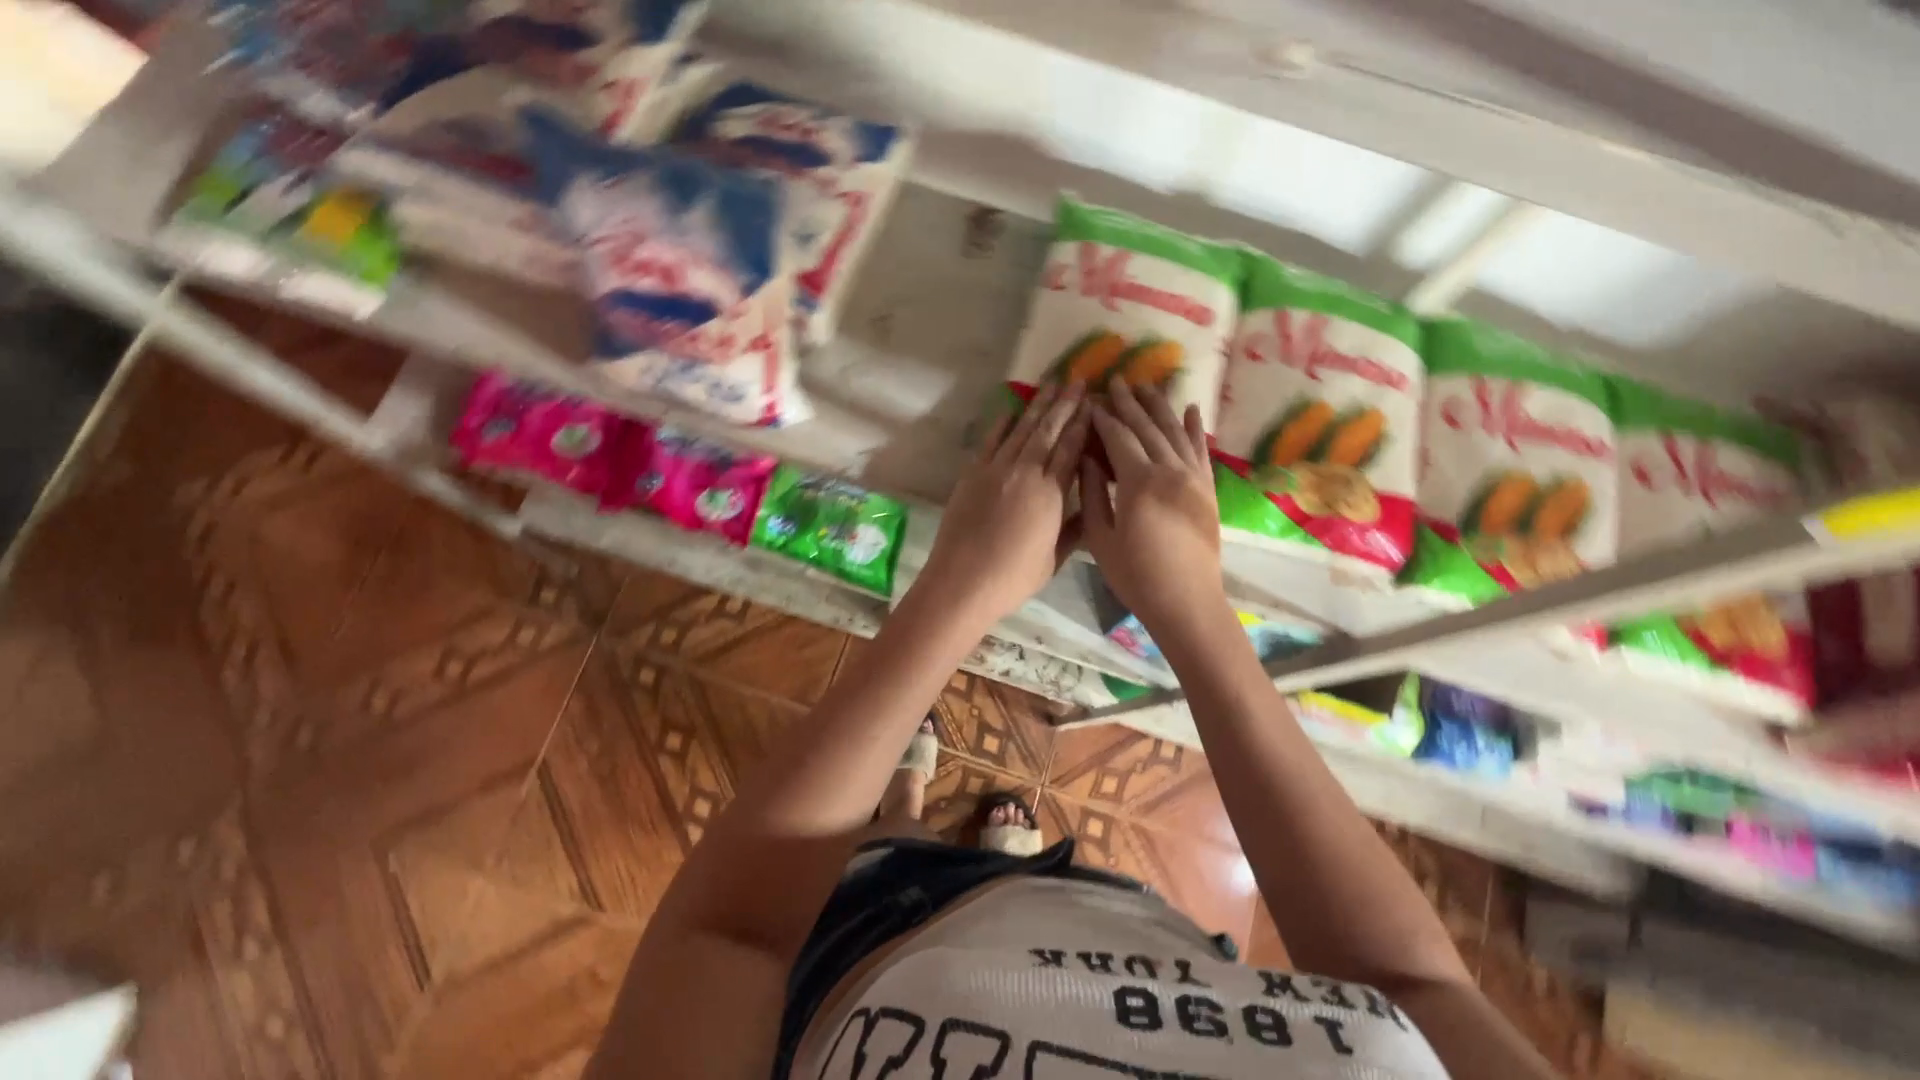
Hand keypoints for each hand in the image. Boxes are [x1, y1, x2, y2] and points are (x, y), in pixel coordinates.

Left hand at [916, 382, 1089, 625]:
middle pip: (1049, 430)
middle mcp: (1026, 473)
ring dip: (1038, 405)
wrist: (963, 580)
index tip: (1093, 403)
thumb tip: (1092, 508)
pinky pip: (991, 440)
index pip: (1072, 449)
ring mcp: (996, 470)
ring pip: (1022, 429)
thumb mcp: (1054, 558)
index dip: (1083, 424)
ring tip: (1050, 384)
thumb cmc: (1013, 577)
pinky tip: (1013, 409)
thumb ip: (1074, 529)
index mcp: (1051, 494)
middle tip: (1076, 380)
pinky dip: (1003, 422)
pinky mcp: (972, 474)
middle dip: (1065, 404)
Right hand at [1082, 379, 1230, 637]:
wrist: (1186, 601)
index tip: (1088, 402)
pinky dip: (1194, 428)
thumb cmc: (1135, 575)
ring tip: (1145, 386)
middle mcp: (1170, 470)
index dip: (1102, 418)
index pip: (1118, 437)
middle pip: (1147, 427)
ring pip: (1174, 432)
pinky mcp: (1207, 489)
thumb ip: (1092, 493)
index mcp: (1139, 481)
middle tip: (1115, 382)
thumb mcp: (1101, 537)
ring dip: (1158, 407)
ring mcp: (1193, 477)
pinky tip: (1190, 409)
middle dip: (1128, 403)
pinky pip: (1200, 450)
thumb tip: (1086, 458)